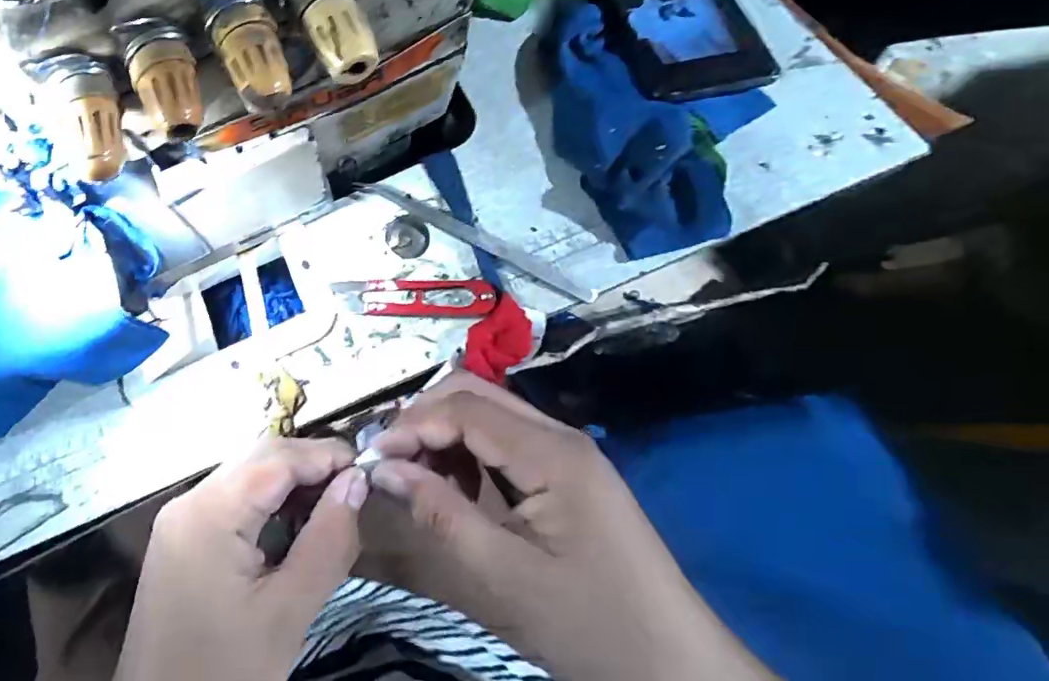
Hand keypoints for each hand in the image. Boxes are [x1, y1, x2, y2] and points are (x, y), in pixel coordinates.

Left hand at [115, 437, 367, 680]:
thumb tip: (356, 481)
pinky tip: (292, 522)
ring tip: (330, 502)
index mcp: (209, 511)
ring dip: (288, 480)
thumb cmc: (227, 671)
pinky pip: (230, 498)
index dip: (323, 454)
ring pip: (244, 474)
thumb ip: (327, 541)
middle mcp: (188, 500)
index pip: (275, 457)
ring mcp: (179, 517)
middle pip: (257, 458)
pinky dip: (265, 500)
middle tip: (353, 485)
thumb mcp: (288, 612)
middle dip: (308, 463)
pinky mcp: (180, 537)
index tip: (366, 466)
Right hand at [367, 373, 774, 680]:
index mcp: (552, 452)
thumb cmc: (592, 625)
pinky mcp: (567, 473)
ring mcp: (566, 451)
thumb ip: (441, 514)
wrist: (677, 668)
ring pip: (489, 412)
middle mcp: (559, 435)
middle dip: (425, 418)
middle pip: (477, 394)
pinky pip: (505, 441)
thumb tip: (384, 468)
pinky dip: (468, 451)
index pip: (466, 407)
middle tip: (389, 460)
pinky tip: (453, 485)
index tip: (372, 457)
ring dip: (445, 432)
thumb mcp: (506, 578)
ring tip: (413, 473)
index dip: (413, 424)